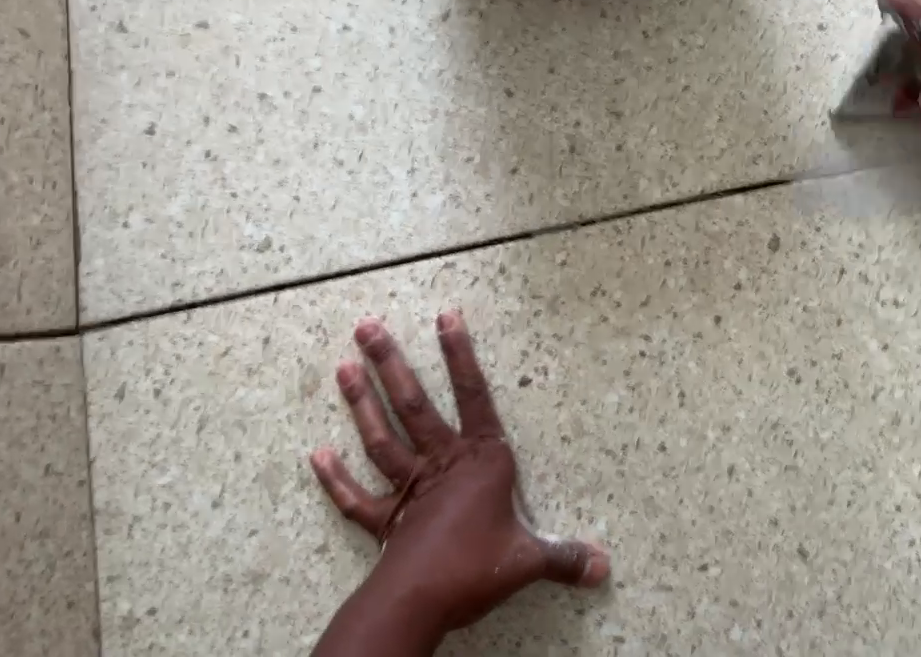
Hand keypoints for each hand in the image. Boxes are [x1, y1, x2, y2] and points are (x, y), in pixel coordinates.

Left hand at [309, 313, 607, 652]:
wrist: (416, 603)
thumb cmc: (474, 568)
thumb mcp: (528, 559)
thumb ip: (564, 557)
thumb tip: (604, 567)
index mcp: (481, 459)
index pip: (474, 394)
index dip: (461, 354)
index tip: (445, 317)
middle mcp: (442, 463)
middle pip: (413, 404)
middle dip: (389, 364)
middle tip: (366, 328)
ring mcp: (408, 489)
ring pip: (382, 438)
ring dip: (360, 403)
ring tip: (344, 368)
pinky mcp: (384, 520)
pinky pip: (357, 497)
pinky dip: (334, 478)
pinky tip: (316, 454)